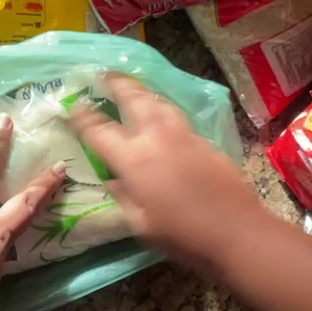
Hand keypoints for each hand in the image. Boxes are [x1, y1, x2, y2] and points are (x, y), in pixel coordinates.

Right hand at [71, 73, 269, 273]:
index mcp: (133, 159)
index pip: (99, 131)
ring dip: (142, 93)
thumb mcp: (141, 224)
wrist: (237, 232)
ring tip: (134, 89)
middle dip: (117, 85)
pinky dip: (164, 110)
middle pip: (133, 100)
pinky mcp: (204, 141)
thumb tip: (114, 179)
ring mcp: (183, 136)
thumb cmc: (183, 236)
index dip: (83, 117)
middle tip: (106, 75)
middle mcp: (156, 138)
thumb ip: (123, 196)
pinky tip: (163, 116)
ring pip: (159, 102)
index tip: (74, 106)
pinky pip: (178, 117)